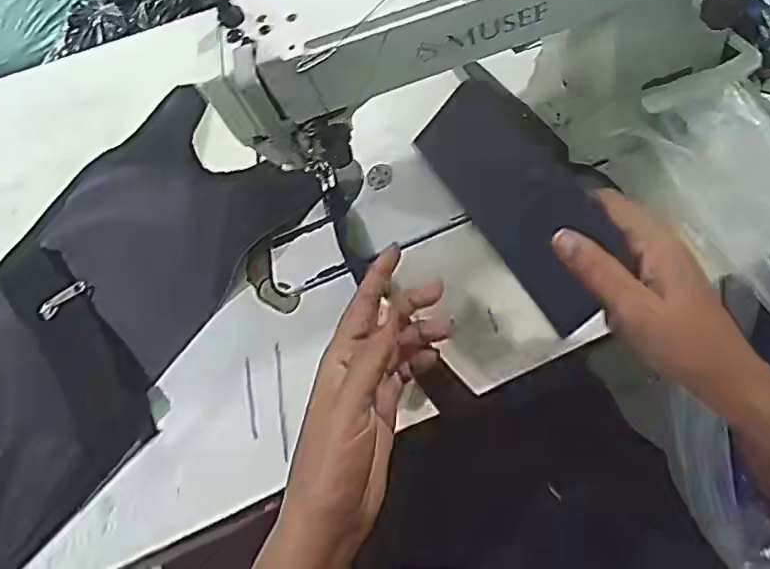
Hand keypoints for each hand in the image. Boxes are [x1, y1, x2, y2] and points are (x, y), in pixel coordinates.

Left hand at [258, 246, 450, 567]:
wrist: (329, 516)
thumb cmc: (326, 466)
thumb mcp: (350, 403)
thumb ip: (372, 358)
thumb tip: (391, 316)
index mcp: (340, 359)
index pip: (362, 306)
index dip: (377, 277)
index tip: (393, 253)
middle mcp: (354, 368)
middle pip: (386, 323)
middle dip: (409, 302)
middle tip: (435, 289)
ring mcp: (369, 389)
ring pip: (398, 347)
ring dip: (419, 333)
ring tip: (444, 326)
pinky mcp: (382, 411)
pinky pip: (403, 373)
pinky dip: (418, 360)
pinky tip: (430, 356)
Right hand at [552, 190, 752, 400]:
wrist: (730, 382)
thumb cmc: (682, 344)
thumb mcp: (632, 309)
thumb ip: (596, 269)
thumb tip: (560, 234)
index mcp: (656, 241)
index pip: (611, 201)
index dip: (579, 201)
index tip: (547, 212)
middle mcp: (664, 242)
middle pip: (616, 217)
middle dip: (583, 223)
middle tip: (547, 238)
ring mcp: (668, 261)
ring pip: (622, 239)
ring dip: (596, 246)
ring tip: (561, 257)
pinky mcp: (668, 280)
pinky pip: (630, 258)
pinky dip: (609, 263)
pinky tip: (593, 283)